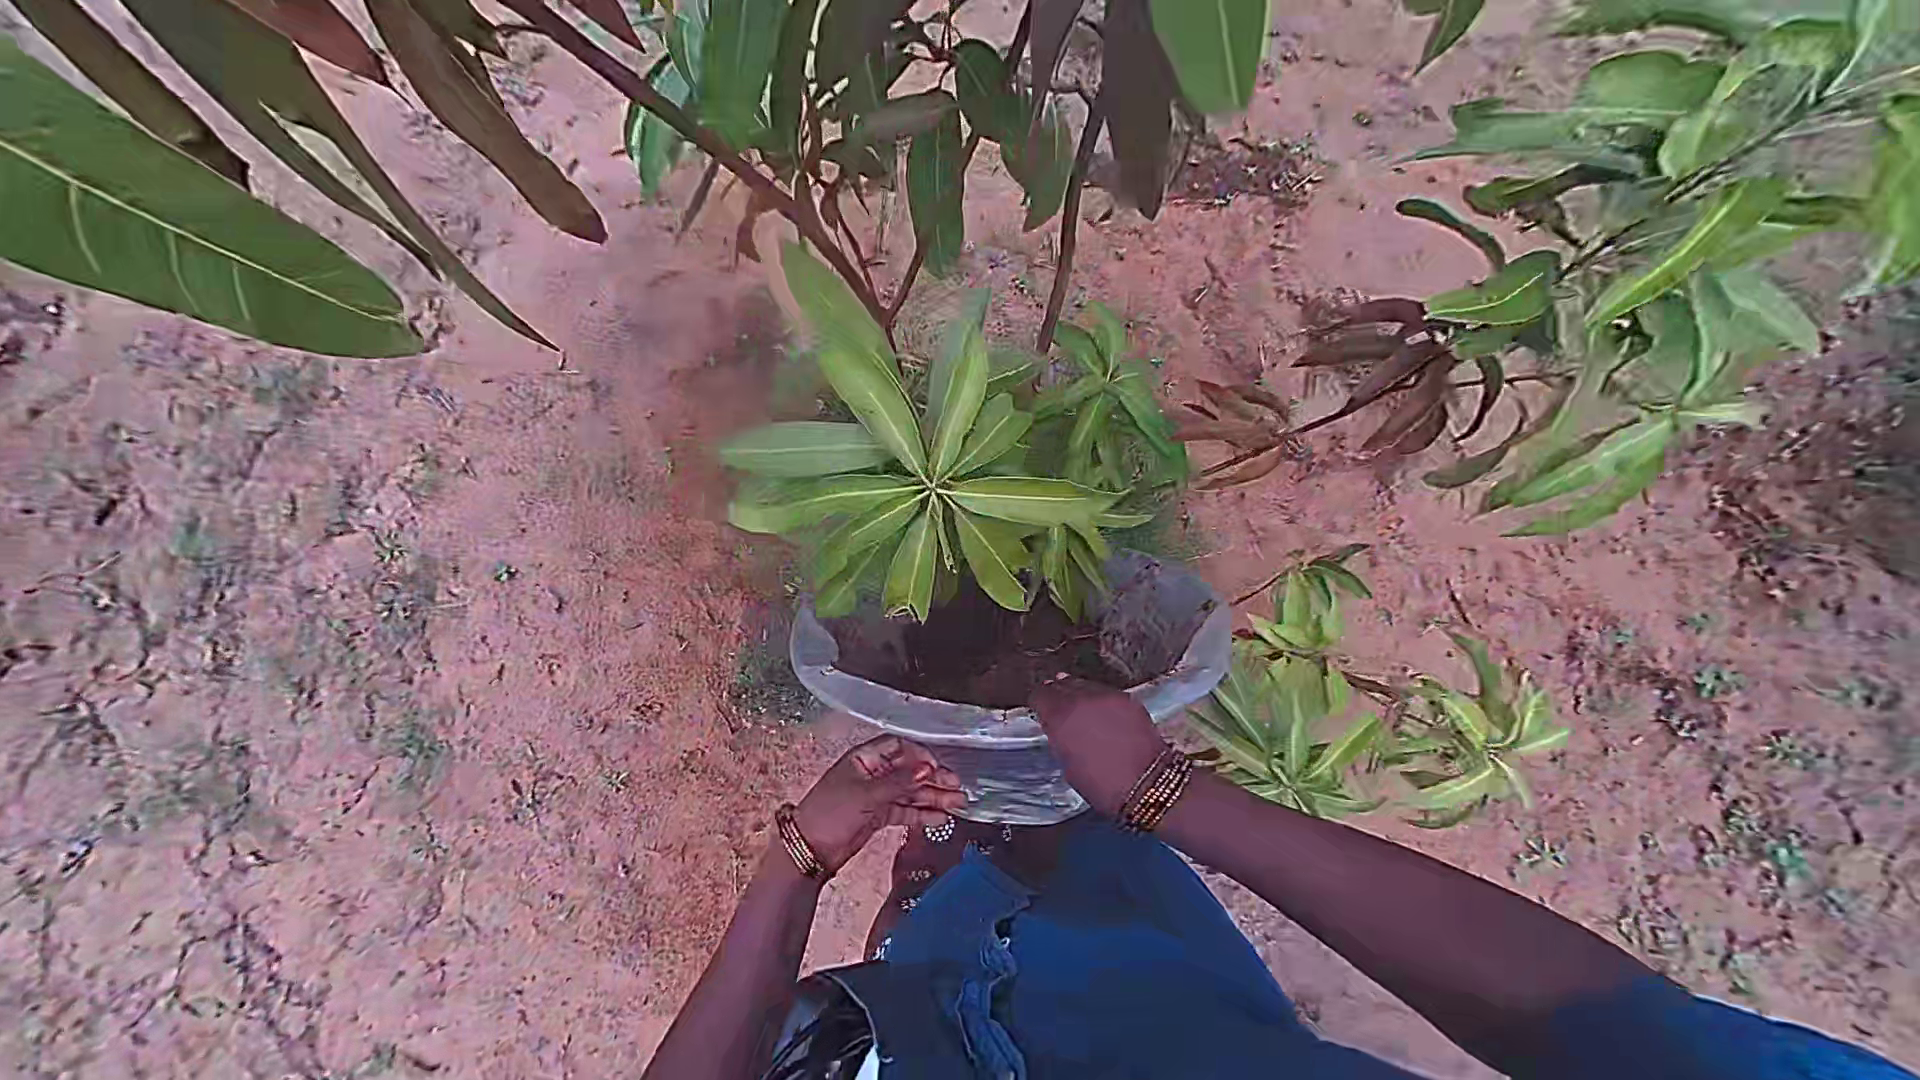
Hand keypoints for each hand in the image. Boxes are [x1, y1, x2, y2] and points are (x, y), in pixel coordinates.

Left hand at [792, 736, 967, 871]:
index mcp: (865, 758)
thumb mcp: (866, 794)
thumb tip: (927, 768)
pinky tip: (940, 818)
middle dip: (933, 778)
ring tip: (957, 804)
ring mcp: (876, 795)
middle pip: (909, 770)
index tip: (938, 767)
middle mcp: (873, 773)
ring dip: (933, 797)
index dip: (920, 755)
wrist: (808, 850)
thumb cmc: (830, 813)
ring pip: (911, 792)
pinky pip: (905, 810)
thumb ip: (899, 782)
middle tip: (956, 787)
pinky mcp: (878, 815)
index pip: (900, 747)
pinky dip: (922, 813)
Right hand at [1030, 677, 1165, 815]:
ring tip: (1079, 704)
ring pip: (1083, 684)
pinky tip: (1101, 710)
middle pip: (1061, 684)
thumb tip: (1060, 727)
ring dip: (1077, 692)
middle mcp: (1080, 699)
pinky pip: (1104, 692)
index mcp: (1060, 717)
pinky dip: (1098, 698)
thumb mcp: (1068, 765)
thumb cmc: (1102, 785)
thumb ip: (1060, 738)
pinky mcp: (1126, 698)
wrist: (1148, 784)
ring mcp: (1105, 695)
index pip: (1040, 695)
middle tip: (1057, 704)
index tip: (1039, 708)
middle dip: (1056, 693)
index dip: (1038, 702)